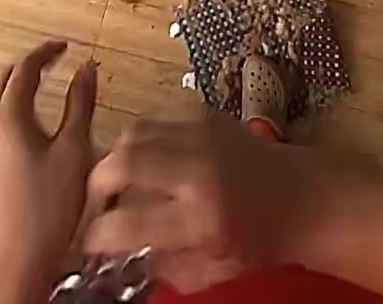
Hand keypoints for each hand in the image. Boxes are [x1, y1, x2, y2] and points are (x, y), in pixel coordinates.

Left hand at [0, 42, 97, 303]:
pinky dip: (13, 116)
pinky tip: (34, 133)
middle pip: (3, 81)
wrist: (5, 274)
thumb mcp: (74, 151)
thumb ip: (81, 105)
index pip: (26, 68)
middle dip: (29, 66)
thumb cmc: (42, 215)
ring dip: (19, 90)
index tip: (64, 45)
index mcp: (8, 118)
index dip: (47, 51)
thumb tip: (86, 71)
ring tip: (46, 90)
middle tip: (53, 60)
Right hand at [82, 116, 321, 292]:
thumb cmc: (255, 239)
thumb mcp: (209, 270)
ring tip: (118, 179)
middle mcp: (197, 167)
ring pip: (135, 130)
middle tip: (94, 203)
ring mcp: (201, 131)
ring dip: (117, 155)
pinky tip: (148, 155)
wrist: (296, 193)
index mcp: (199, 216)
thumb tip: (115, 254)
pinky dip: (144, 135)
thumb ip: (159, 265)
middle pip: (124, 160)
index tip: (87, 241)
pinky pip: (158, 114)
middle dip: (96, 184)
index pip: (127, 222)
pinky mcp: (205, 111)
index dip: (95, 234)